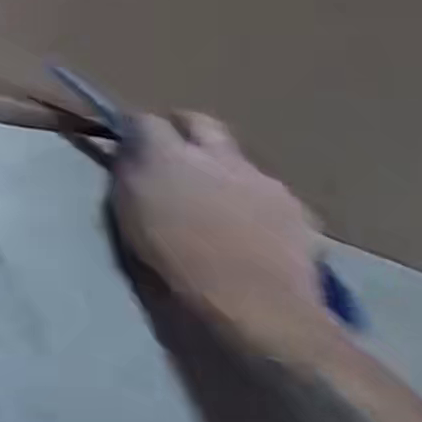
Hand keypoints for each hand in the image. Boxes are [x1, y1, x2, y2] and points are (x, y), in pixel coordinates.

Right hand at [111, 111, 328, 342]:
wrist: (250, 302)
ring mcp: (262, 181)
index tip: (125, 139)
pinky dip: (251, 198)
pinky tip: (246, 222)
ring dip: (221, 167)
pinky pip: (266, 191)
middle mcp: (216, 156)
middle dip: (183, 129)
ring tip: (212, 195)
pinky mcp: (297, 209)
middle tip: (170, 150)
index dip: (133, 127)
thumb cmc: (169, 254)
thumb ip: (131, 171)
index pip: (144, 119)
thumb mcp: (128, 207)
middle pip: (200, 122)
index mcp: (167, 154)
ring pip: (236, 158)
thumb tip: (129, 152)